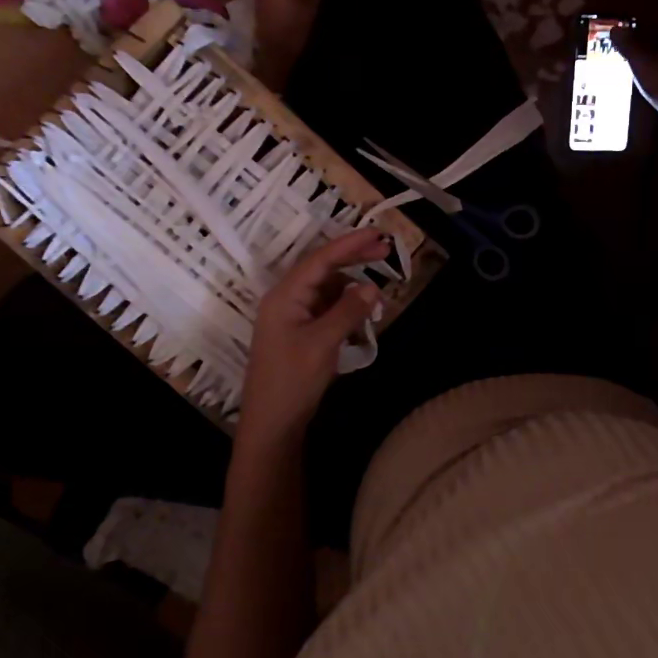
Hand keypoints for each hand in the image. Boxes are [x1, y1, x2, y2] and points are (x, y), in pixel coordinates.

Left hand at [240, 229, 389, 438]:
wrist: (272, 424)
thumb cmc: (292, 380)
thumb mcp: (324, 343)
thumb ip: (348, 310)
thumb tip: (372, 287)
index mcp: (284, 296)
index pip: (320, 260)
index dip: (350, 244)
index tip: (378, 234)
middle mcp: (286, 300)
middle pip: (323, 270)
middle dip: (353, 259)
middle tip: (386, 251)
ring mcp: (293, 317)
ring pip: (327, 290)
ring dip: (352, 288)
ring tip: (378, 294)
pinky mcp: (301, 333)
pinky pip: (327, 309)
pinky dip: (347, 308)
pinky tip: (363, 316)